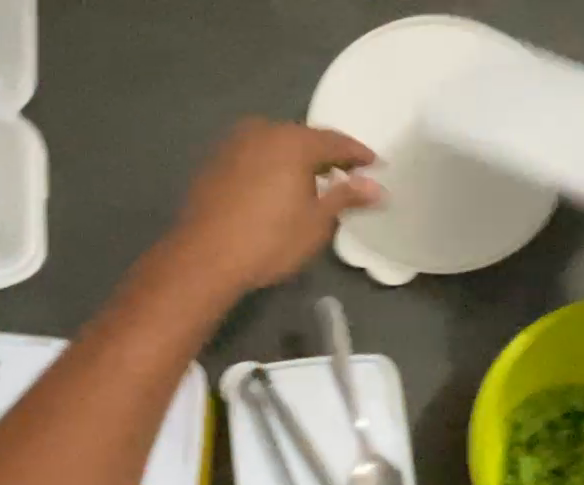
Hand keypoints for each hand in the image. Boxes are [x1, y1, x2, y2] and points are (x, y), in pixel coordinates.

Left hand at [172, 118, 381, 290]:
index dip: (358, 154)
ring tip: (312, 185)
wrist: (206, 256)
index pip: (335, 141)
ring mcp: (234, 143)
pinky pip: (255, 157)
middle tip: (345, 175)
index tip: (375, 165)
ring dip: (297, 162)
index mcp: (293, 141)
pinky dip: (272, 168)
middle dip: (326, 157)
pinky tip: (277, 190)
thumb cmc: (270, 240)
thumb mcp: (316, 223)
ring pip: (277, 146)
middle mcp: (263, 130)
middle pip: (304, 139)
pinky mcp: (215, 161)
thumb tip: (376, 187)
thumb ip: (346, 197)